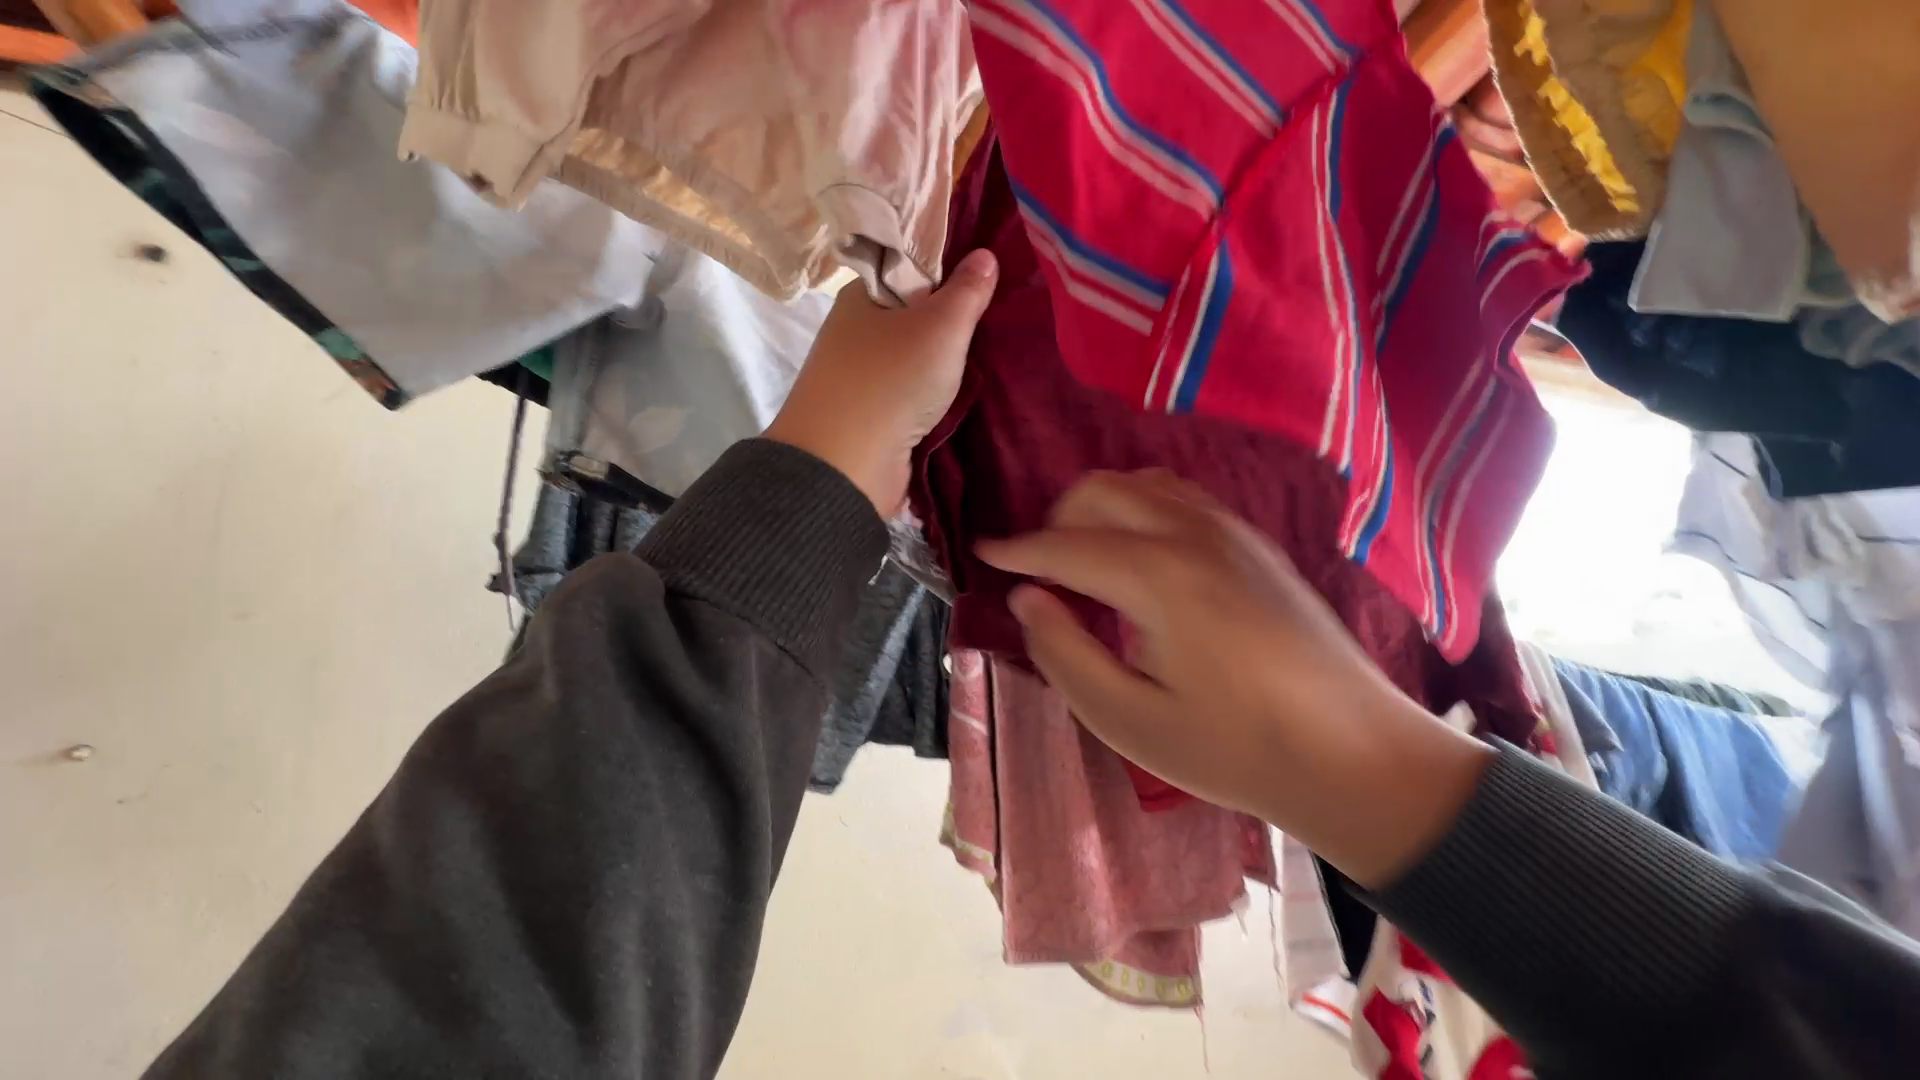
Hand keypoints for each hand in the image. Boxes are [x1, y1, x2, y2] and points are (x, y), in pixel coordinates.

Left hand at [765, 250, 997, 516]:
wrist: (847, 466)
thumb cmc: (891, 381)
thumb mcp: (940, 326)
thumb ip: (966, 292)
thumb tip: (984, 254)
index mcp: (859, 298)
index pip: (906, 272)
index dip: (944, 274)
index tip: (985, 283)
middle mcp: (853, 334)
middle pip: (911, 318)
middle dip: (949, 324)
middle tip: (996, 323)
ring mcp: (859, 379)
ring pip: (911, 361)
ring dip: (942, 365)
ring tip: (990, 358)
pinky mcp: (869, 418)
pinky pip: (908, 396)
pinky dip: (932, 397)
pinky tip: (962, 396)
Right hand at [976, 470, 1495, 888]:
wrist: (1355, 755)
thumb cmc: (1235, 750)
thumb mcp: (1130, 721)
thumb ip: (1064, 653)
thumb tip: (1027, 599)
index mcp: (1159, 577)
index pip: (1065, 545)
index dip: (1017, 550)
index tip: (983, 552)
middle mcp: (1193, 534)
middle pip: (1101, 491)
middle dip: (1056, 522)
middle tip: (1039, 571)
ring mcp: (1232, 531)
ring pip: (1143, 484)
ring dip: (1100, 509)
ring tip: (1085, 560)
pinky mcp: (1256, 543)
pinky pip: (1180, 498)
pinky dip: (1141, 509)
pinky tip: (1141, 556)